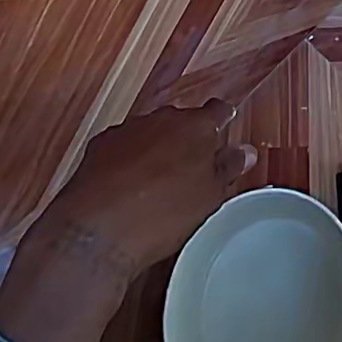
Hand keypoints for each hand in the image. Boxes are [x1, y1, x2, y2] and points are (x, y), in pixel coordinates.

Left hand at [45, 98, 258, 274]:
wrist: (96, 232)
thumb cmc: (162, 213)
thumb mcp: (208, 197)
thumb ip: (228, 168)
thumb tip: (246, 151)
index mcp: (197, 126)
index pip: (218, 110)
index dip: (223, 119)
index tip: (225, 128)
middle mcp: (163, 118)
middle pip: (183, 121)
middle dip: (189, 139)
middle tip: (194, 170)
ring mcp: (129, 129)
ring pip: (152, 132)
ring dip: (158, 148)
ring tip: (159, 184)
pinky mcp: (100, 145)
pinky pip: (124, 145)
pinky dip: (129, 159)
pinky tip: (128, 187)